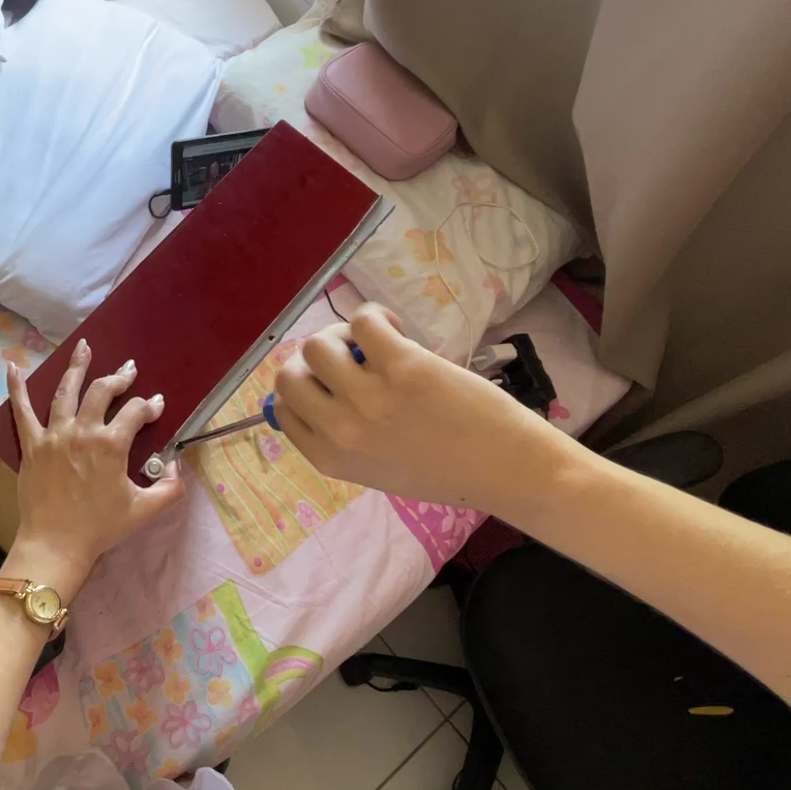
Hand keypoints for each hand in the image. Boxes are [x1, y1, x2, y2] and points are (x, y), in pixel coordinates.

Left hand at [3, 339, 184, 597]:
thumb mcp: (144, 510)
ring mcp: (53, 436)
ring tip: (84, 348)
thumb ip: (170, 487)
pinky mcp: (31, 445)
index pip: (135, 412)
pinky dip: (16, 388)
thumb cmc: (100, 527)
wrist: (56, 544)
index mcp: (111, 445)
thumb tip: (178, 467)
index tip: (155, 407)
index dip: (149, 406)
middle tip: (128, 370)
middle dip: (118, 377)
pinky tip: (12, 366)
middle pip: (101, 392)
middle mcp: (82, 432)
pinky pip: (21, 412)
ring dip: (76, 367)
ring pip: (65, 392)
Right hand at [272, 303, 582, 517]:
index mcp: (329, 458)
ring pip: (318, 345)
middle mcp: (340, 430)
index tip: (325, 380)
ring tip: (371, 342)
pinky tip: (395, 329)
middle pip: (288, 374)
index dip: (301, 387)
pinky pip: (364, 322)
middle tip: (345, 357)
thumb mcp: (373, 468)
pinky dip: (374, 316)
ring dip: (340, 335)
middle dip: (313, 361)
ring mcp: (369, 399)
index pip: (283, 409)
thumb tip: (314, 388)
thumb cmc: (443, 473)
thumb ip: (339, 436)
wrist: (507, 471)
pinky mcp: (404, 369)